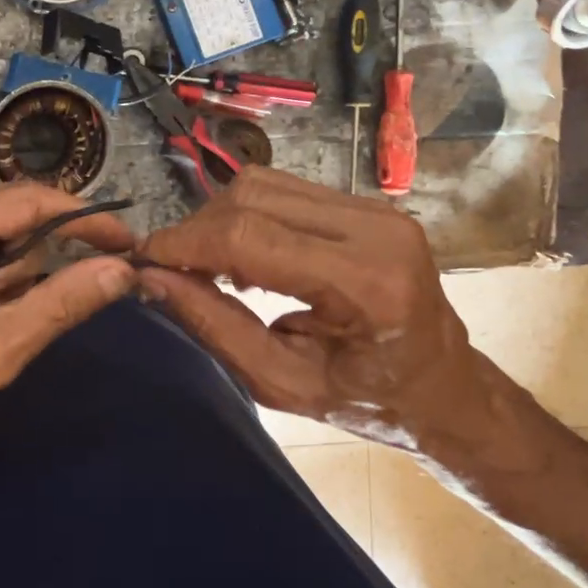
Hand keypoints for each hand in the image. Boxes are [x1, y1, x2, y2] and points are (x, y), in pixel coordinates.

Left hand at [0, 184, 138, 461]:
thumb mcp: (1, 346)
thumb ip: (63, 303)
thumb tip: (122, 270)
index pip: (29, 200)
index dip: (84, 218)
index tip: (129, 243)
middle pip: (18, 208)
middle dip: (57, 244)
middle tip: (99, 275)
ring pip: (6, 229)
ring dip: (27, 266)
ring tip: (9, 312)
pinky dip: (8, 271)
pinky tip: (1, 304)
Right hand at [136, 166, 501, 451]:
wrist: (445, 390)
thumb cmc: (369, 404)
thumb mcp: (282, 383)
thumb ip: (214, 326)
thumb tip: (151, 279)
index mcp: (367, 283)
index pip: (249, 235)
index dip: (184, 243)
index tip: (143, 262)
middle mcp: (376, 229)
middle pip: (250, 197)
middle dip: (197, 230)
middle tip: (175, 271)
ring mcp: (375, 208)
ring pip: (260, 184)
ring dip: (218, 219)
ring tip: (210, 265)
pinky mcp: (366, 202)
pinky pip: (281, 189)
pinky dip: (244, 215)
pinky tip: (243, 253)